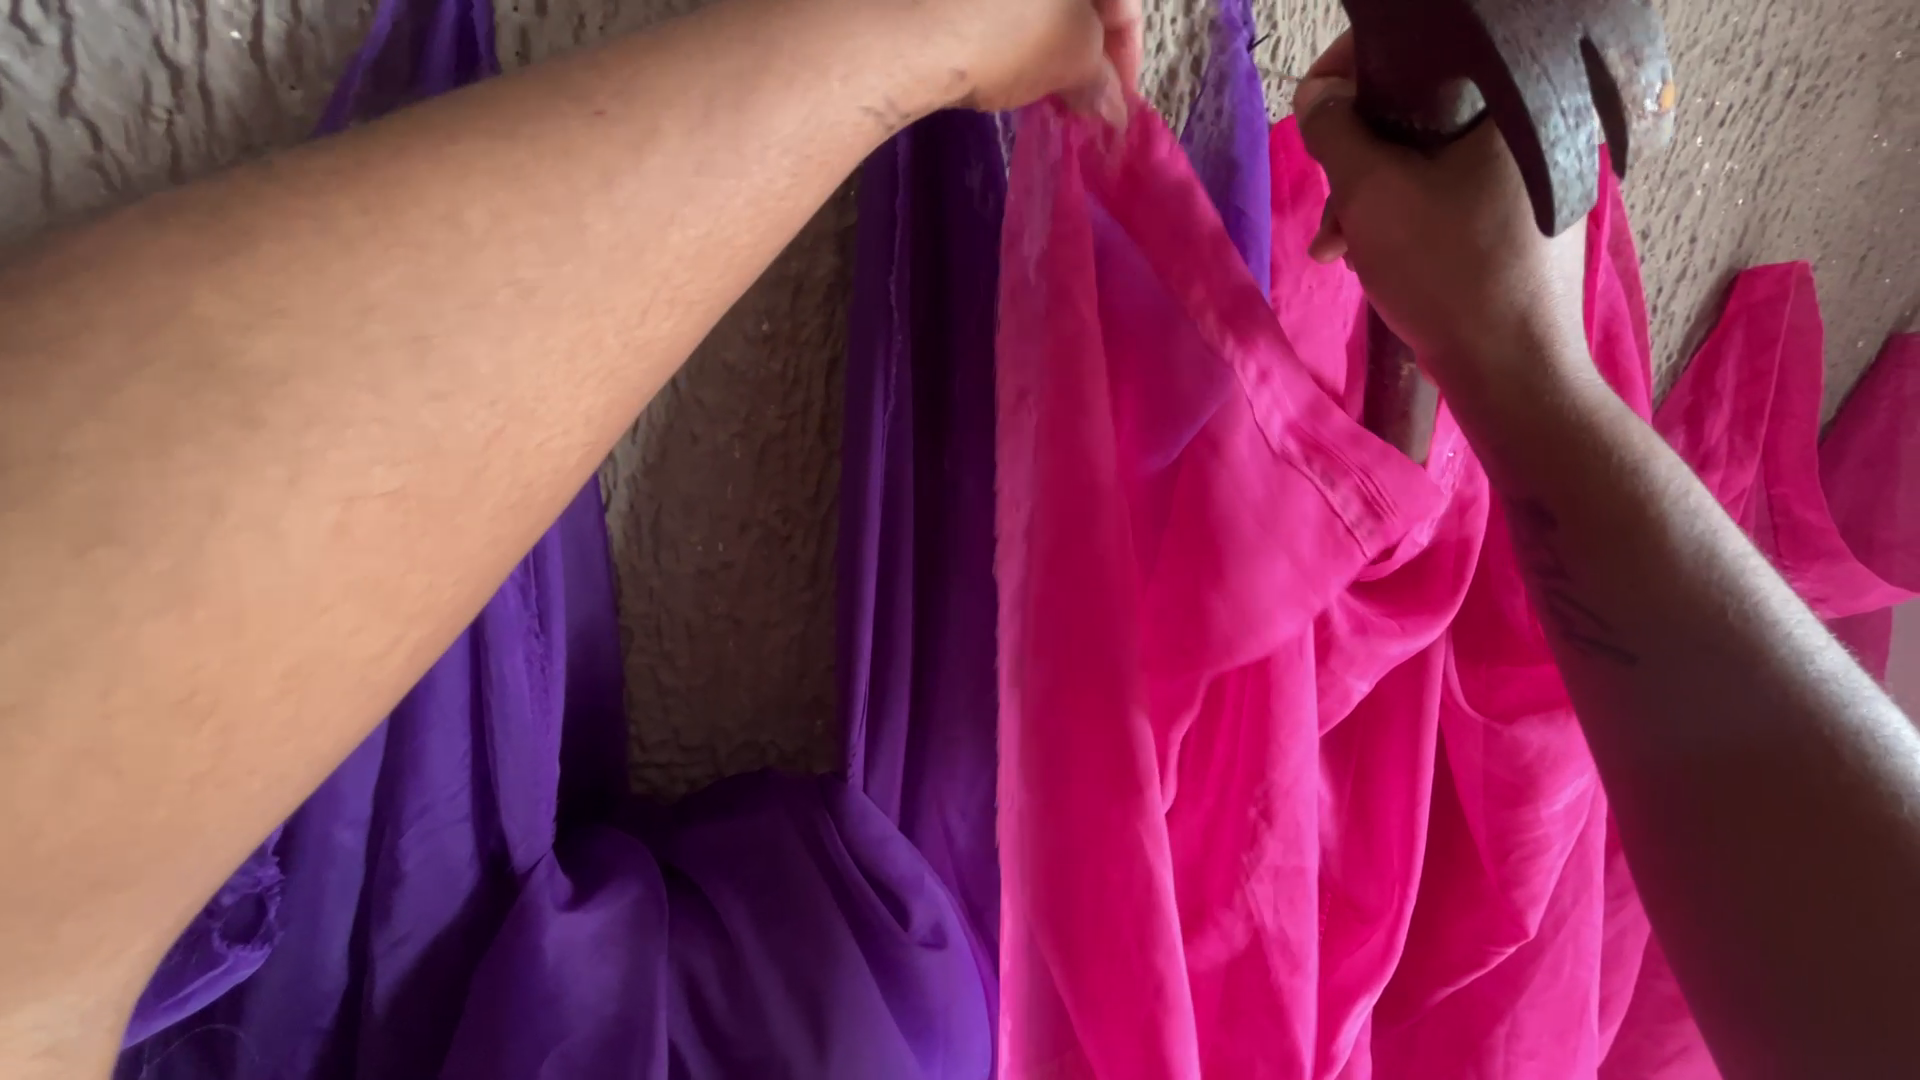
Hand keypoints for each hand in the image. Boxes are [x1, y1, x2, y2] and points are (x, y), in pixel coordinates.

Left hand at [914, 0, 1142, 119]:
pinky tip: (1009, 72)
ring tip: (1047, 93)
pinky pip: (1002, 13)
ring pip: (1040, 11)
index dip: (1128, 59)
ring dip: (1052, 49)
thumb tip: (1113, 106)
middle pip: (1081, 5)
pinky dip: (1015, 39)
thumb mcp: (1070, 56)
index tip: (1118, 107)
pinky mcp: (958, 2)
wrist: (911, 29)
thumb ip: (1099, 77)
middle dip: (1087, 54)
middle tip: (1083, 105)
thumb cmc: (1009, 33)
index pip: (1127, 5)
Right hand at [1293, 35, 1591, 404]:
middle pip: (1411, 118)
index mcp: (1506, 97)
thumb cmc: (1444, 266)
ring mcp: (1521, 173)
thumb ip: (1335, 133)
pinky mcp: (1512, 215)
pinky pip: (1439, 198)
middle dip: (1351, 165)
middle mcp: (1524, 123)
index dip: (1351, 73)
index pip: (1417, 52)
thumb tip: (1315, 95)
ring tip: (1337, 250)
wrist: (1506, 360)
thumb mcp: (1372, 194)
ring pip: (1419, 164)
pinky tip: (1371, 258)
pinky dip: (1397, 221)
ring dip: (1364, 203)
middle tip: (1328, 214)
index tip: (1310, 111)